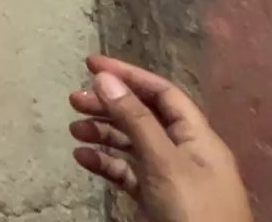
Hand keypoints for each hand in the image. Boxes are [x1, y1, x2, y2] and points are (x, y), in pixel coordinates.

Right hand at [68, 55, 252, 221]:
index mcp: (198, 140)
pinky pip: (126, 170)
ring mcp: (170, 177)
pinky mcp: (156, 199)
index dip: (129, 75)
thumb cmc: (194, 212)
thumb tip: (104, 77)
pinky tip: (83, 159)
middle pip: (142, 116)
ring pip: (130, 142)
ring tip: (75, 132)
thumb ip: (135, 119)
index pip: (163, 94)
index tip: (90, 65)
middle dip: (108, 104)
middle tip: (73, 100)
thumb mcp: (164, 163)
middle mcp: (184, 153)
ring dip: (101, 132)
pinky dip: (104, 161)